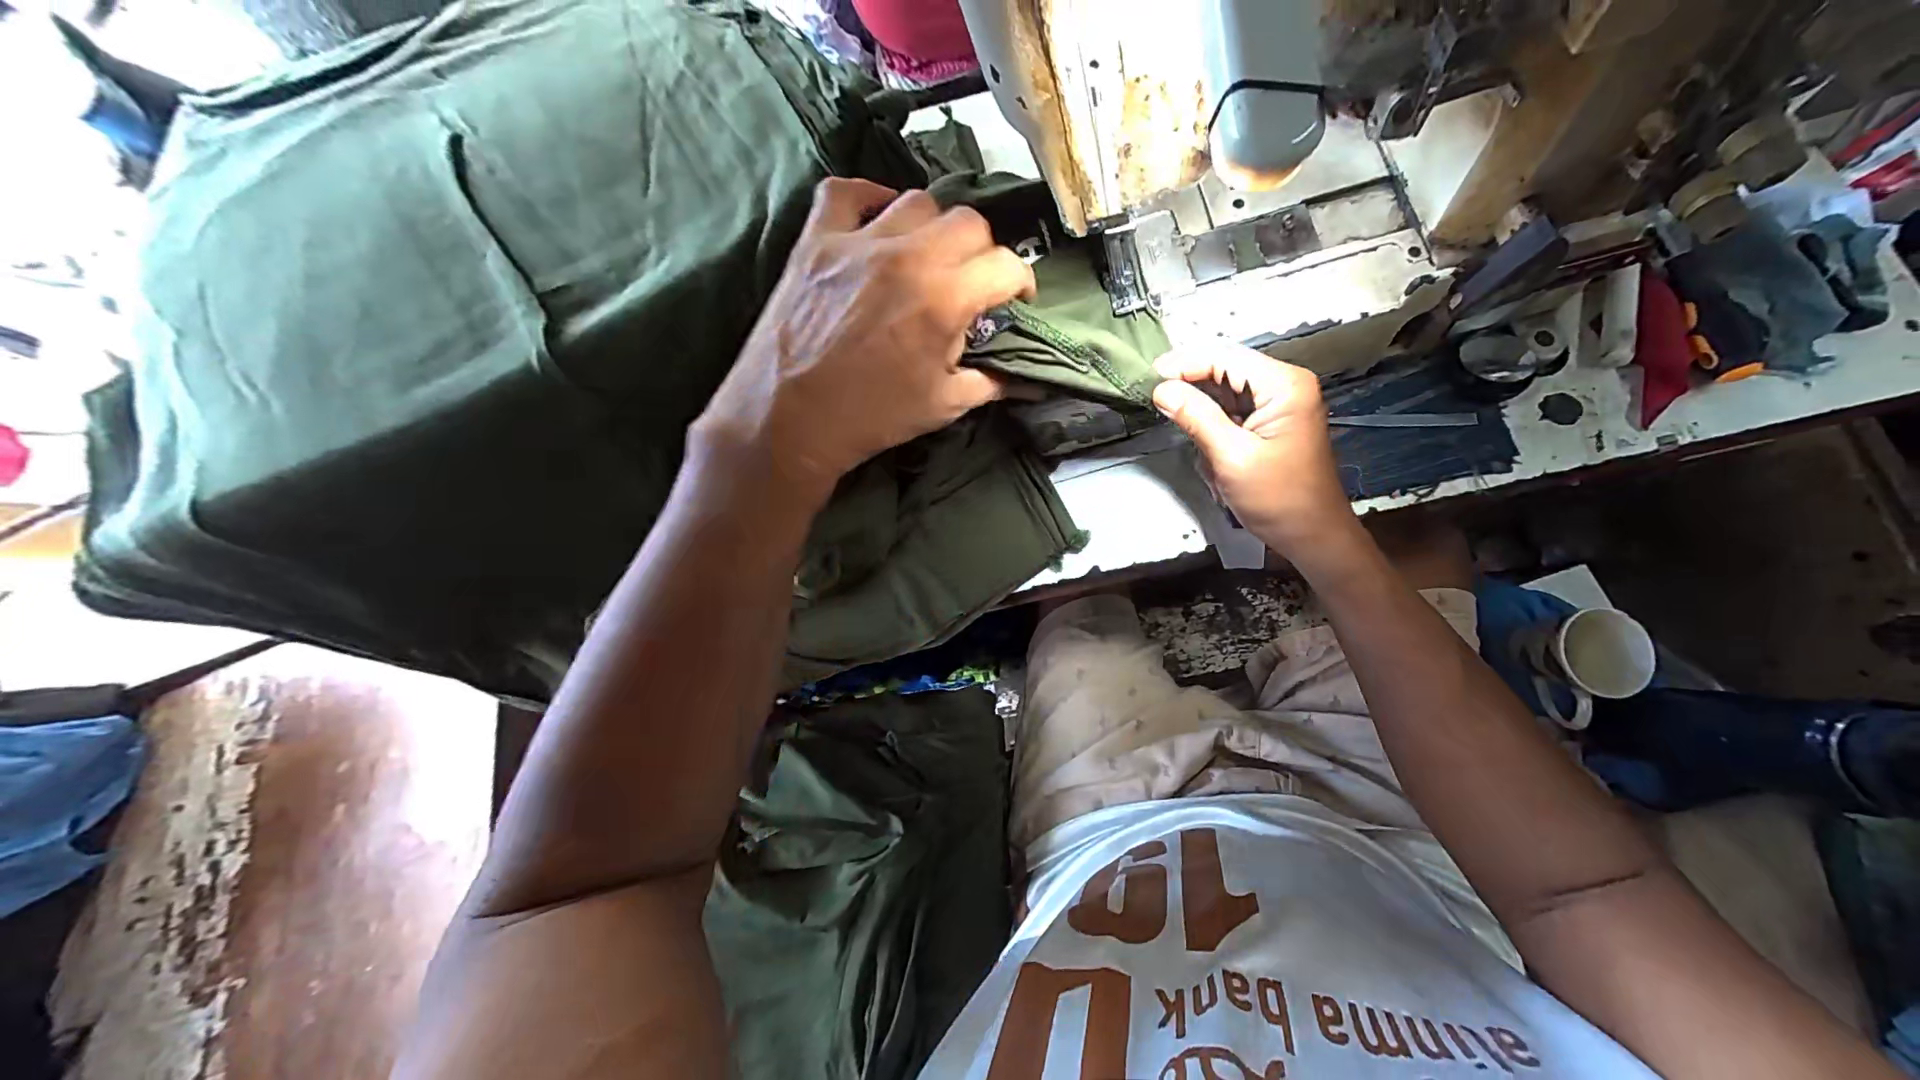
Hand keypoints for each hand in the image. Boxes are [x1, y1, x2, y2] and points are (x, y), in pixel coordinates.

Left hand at [693, 178, 1035, 500]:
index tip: (1014, 299)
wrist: (788, 420)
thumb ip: (988, 383)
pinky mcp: (816, 242)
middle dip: (981, 251)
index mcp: (943, 299)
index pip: (1004, 265)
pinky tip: (876, 220)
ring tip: (925, 256)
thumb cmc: (869, 417)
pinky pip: (844, 192)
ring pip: (916, 201)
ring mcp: (857, 242)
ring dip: (932, 227)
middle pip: (968, 222)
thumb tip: (1020, 380)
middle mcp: (907, 258)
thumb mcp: (942, 406)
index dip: (1020, 282)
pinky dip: (866, 198)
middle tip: (970, 281)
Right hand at [1150, 343, 1358, 560]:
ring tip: (1172, 418)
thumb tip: (1162, 390)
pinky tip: (1197, 434)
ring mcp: (1277, 401)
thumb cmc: (1279, 499)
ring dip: (1197, 402)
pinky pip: (1230, 405)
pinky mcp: (1269, 419)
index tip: (1147, 380)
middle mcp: (1283, 384)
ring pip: (1223, 385)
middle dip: (1187, 382)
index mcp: (1284, 385)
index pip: (1223, 356)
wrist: (1312, 534)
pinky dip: (1210, 417)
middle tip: (1152, 398)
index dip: (1182, 364)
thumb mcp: (1231, 457)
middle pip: (1223, 365)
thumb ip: (1196, 418)